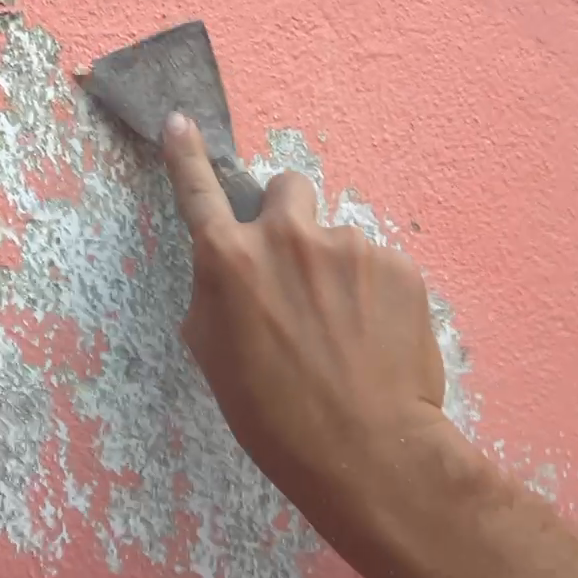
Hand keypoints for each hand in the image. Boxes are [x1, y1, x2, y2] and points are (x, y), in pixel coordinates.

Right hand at [164, 113, 447, 551]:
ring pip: (334, 234)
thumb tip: (228, 268)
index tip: (179, 122)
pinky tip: (376, 334)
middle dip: (287, 214)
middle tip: (298, 266)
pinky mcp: (398, 265)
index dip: (185, 153)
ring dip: (333, 263)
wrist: (371, 454)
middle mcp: (284, 237)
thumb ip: (214, 290)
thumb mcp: (212, 349)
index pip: (197, 190)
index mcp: (228, 258)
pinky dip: (373, 290)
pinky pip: (376, 263)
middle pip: (285, 186)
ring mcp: (346, 246)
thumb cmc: (270, 411)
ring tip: (346, 323)